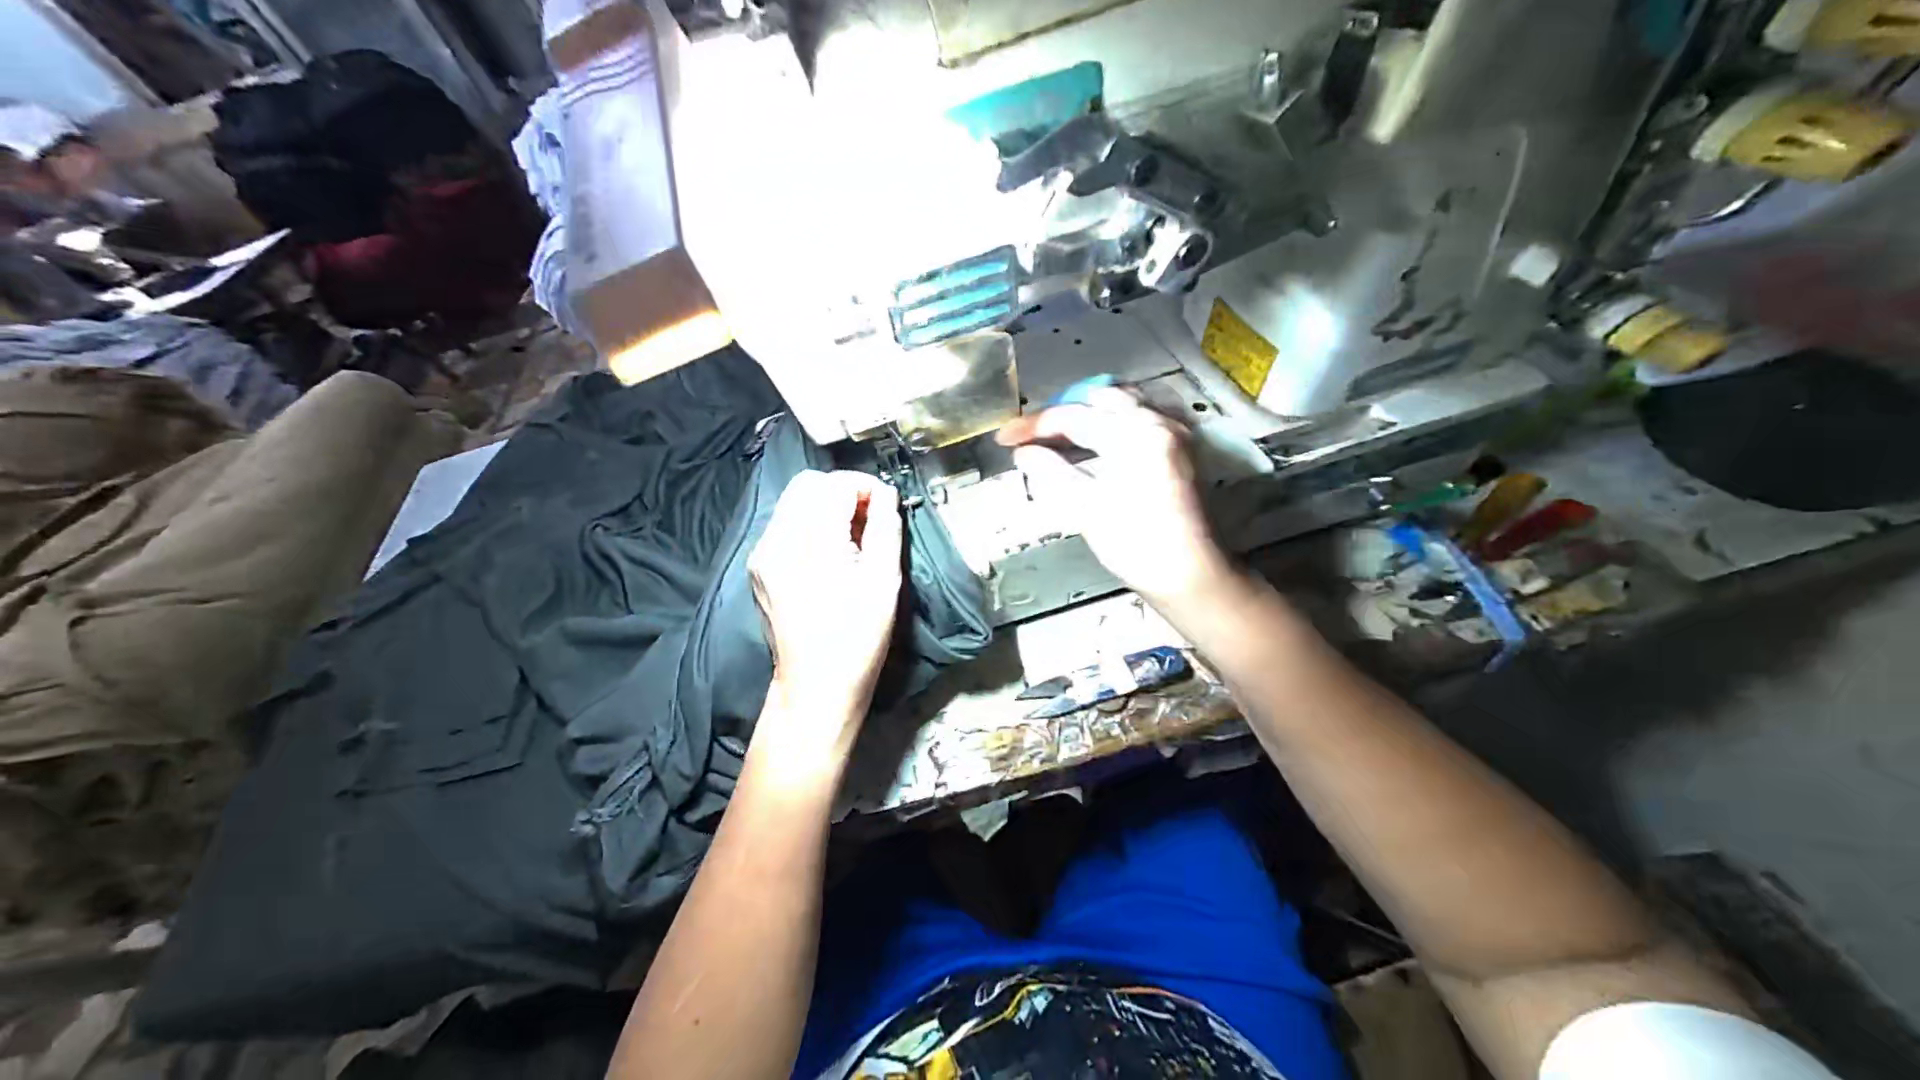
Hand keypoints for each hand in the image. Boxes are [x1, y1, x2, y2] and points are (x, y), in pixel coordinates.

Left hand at [748, 470, 903, 758]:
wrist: (815, 688)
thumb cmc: (858, 640)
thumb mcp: (885, 582)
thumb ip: (885, 529)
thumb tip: (885, 495)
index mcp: (811, 547)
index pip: (834, 486)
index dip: (865, 487)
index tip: (885, 505)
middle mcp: (777, 543)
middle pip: (807, 483)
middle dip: (842, 490)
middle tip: (869, 516)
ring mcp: (762, 555)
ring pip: (792, 501)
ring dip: (825, 505)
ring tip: (851, 535)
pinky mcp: (758, 568)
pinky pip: (784, 524)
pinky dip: (808, 524)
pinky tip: (828, 551)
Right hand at [997, 386, 1231, 604]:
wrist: (1188, 575)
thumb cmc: (1135, 542)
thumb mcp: (1085, 506)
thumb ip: (1050, 470)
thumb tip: (1023, 452)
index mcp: (1136, 432)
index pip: (1075, 416)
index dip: (1034, 426)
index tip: (1004, 437)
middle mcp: (1159, 421)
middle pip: (1100, 401)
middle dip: (1062, 414)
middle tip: (1032, 437)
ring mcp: (1174, 434)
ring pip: (1123, 405)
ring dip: (1088, 415)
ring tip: (1058, 438)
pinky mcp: (1178, 450)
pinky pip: (1140, 420)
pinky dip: (1112, 424)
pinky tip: (1094, 443)